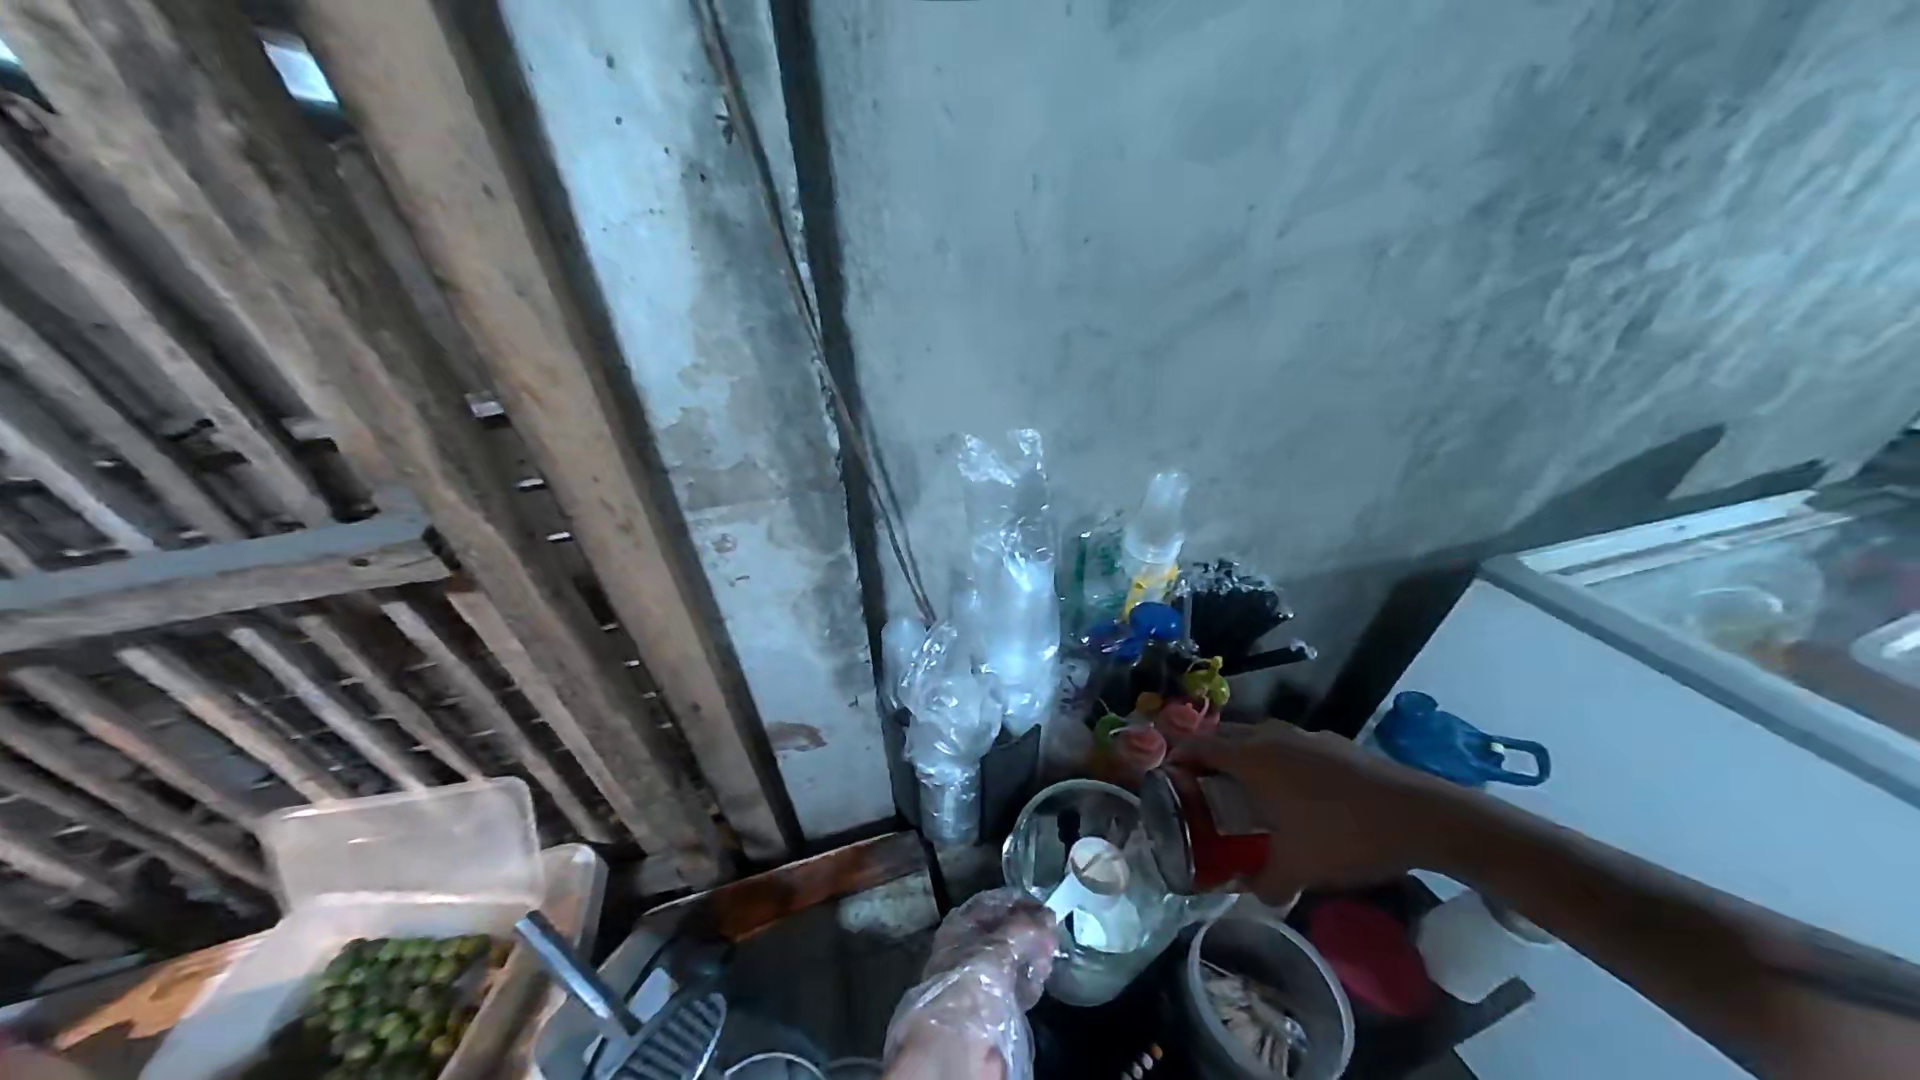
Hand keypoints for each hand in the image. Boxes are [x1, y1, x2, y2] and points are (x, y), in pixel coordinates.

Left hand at [884, 890, 1057, 1079]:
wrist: (957, 1044)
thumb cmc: (971, 981)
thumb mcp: (998, 944)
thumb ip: (1026, 926)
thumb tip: (1048, 916)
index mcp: (962, 924)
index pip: (996, 903)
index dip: (1021, 904)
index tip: (1046, 910)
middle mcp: (970, 947)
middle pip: (1008, 932)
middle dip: (1032, 934)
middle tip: (1051, 940)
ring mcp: (982, 978)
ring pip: (1016, 959)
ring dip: (1034, 959)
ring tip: (1045, 964)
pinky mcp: (995, 1006)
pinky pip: (1018, 986)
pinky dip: (1030, 983)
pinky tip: (1038, 984)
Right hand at [1172, 723, 1471, 902]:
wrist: (1420, 814)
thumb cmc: (1345, 834)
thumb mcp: (1300, 868)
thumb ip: (1267, 882)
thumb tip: (1250, 893)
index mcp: (1252, 757)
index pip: (1200, 745)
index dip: (1179, 757)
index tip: (1168, 777)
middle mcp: (1271, 736)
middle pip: (1224, 735)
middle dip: (1207, 755)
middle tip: (1200, 785)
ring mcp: (1304, 735)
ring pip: (1257, 736)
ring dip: (1242, 755)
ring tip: (1243, 787)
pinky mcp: (1332, 742)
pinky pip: (1286, 744)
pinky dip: (1274, 758)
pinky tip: (1292, 791)